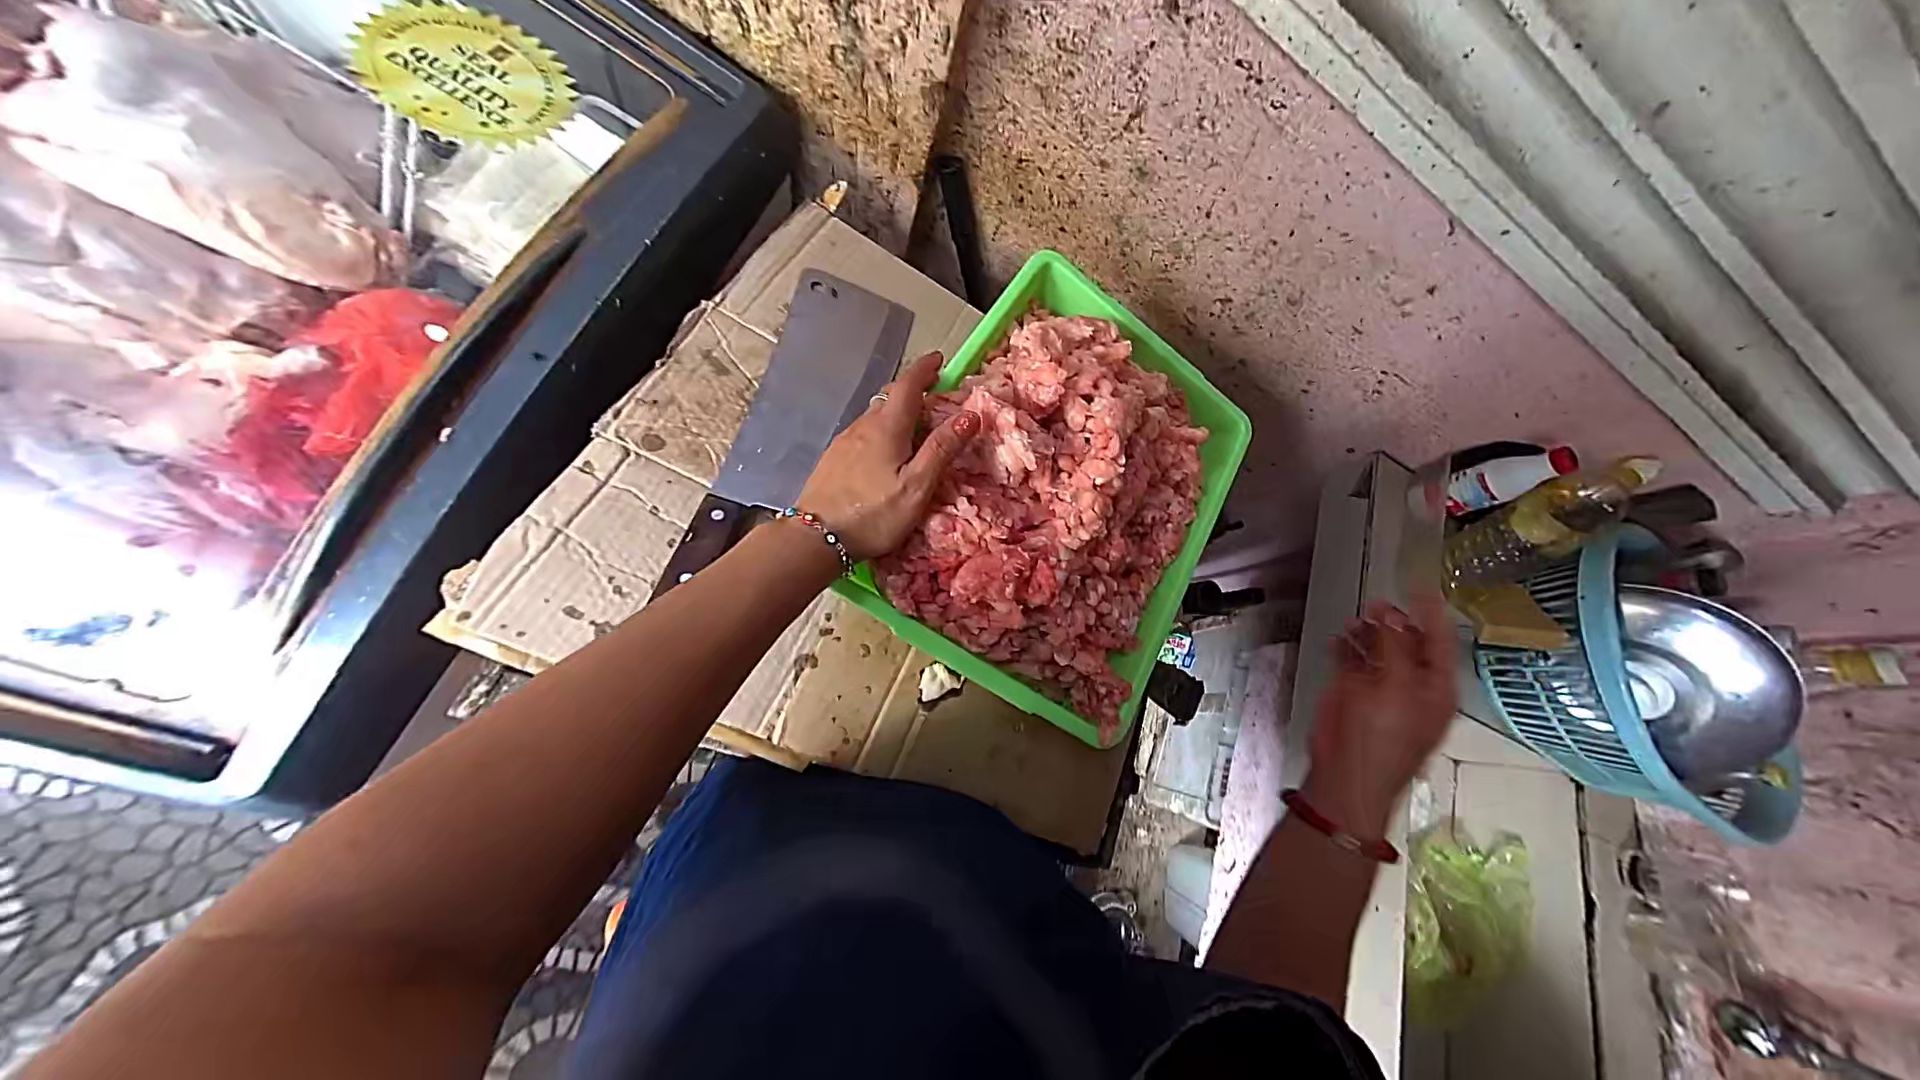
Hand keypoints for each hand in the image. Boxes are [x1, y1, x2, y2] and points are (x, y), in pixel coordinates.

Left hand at [794, 351, 980, 560]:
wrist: (815, 538)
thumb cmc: (873, 515)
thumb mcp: (917, 486)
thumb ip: (942, 449)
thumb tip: (970, 414)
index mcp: (887, 428)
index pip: (908, 384)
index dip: (925, 369)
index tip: (939, 360)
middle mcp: (863, 426)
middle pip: (890, 398)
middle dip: (913, 392)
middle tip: (934, 399)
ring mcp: (844, 442)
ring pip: (874, 416)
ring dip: (896, 414)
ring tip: (914, 430)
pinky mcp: (833, 459)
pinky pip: (862, 434)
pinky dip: (880, 432)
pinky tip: (884, 454)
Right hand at [1303, 595, 1455, 839]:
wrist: (1346, 771)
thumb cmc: (1380, 741)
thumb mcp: (1394, 687)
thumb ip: (1394, 648)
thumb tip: (1392, 616)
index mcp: (1435, 686)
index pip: (1439, 640)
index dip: (1431, 613)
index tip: (1421, 587)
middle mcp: (1411, 684)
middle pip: (1406, 642)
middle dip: (1392, 621)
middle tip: (1377, 601)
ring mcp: (1381, 688)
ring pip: (1377, 649)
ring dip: (1366, 631)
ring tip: (1355, 617)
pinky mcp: (1352, 693)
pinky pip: (1351, 661)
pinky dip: (1345, 647)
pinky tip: (1340, 637)